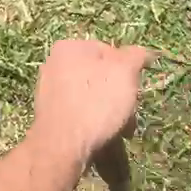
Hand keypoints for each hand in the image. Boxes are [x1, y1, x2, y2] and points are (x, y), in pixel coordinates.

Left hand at [28, 39, 149, 173]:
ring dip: (111, 111)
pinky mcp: (51, 111)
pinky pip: (81, 110)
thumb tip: (141, 51)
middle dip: (120, 95)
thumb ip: (134, 56)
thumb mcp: (123, 72)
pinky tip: (103, 135)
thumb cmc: (96, 103)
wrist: (63, 143)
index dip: (127, 71)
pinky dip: (94, 120)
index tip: (134, 89)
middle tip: (129, 114)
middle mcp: (54, 62)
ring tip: (120, 130)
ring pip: (93, 95)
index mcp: (68, 47)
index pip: (109, 51)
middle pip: (101, 76)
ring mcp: (50, 87)